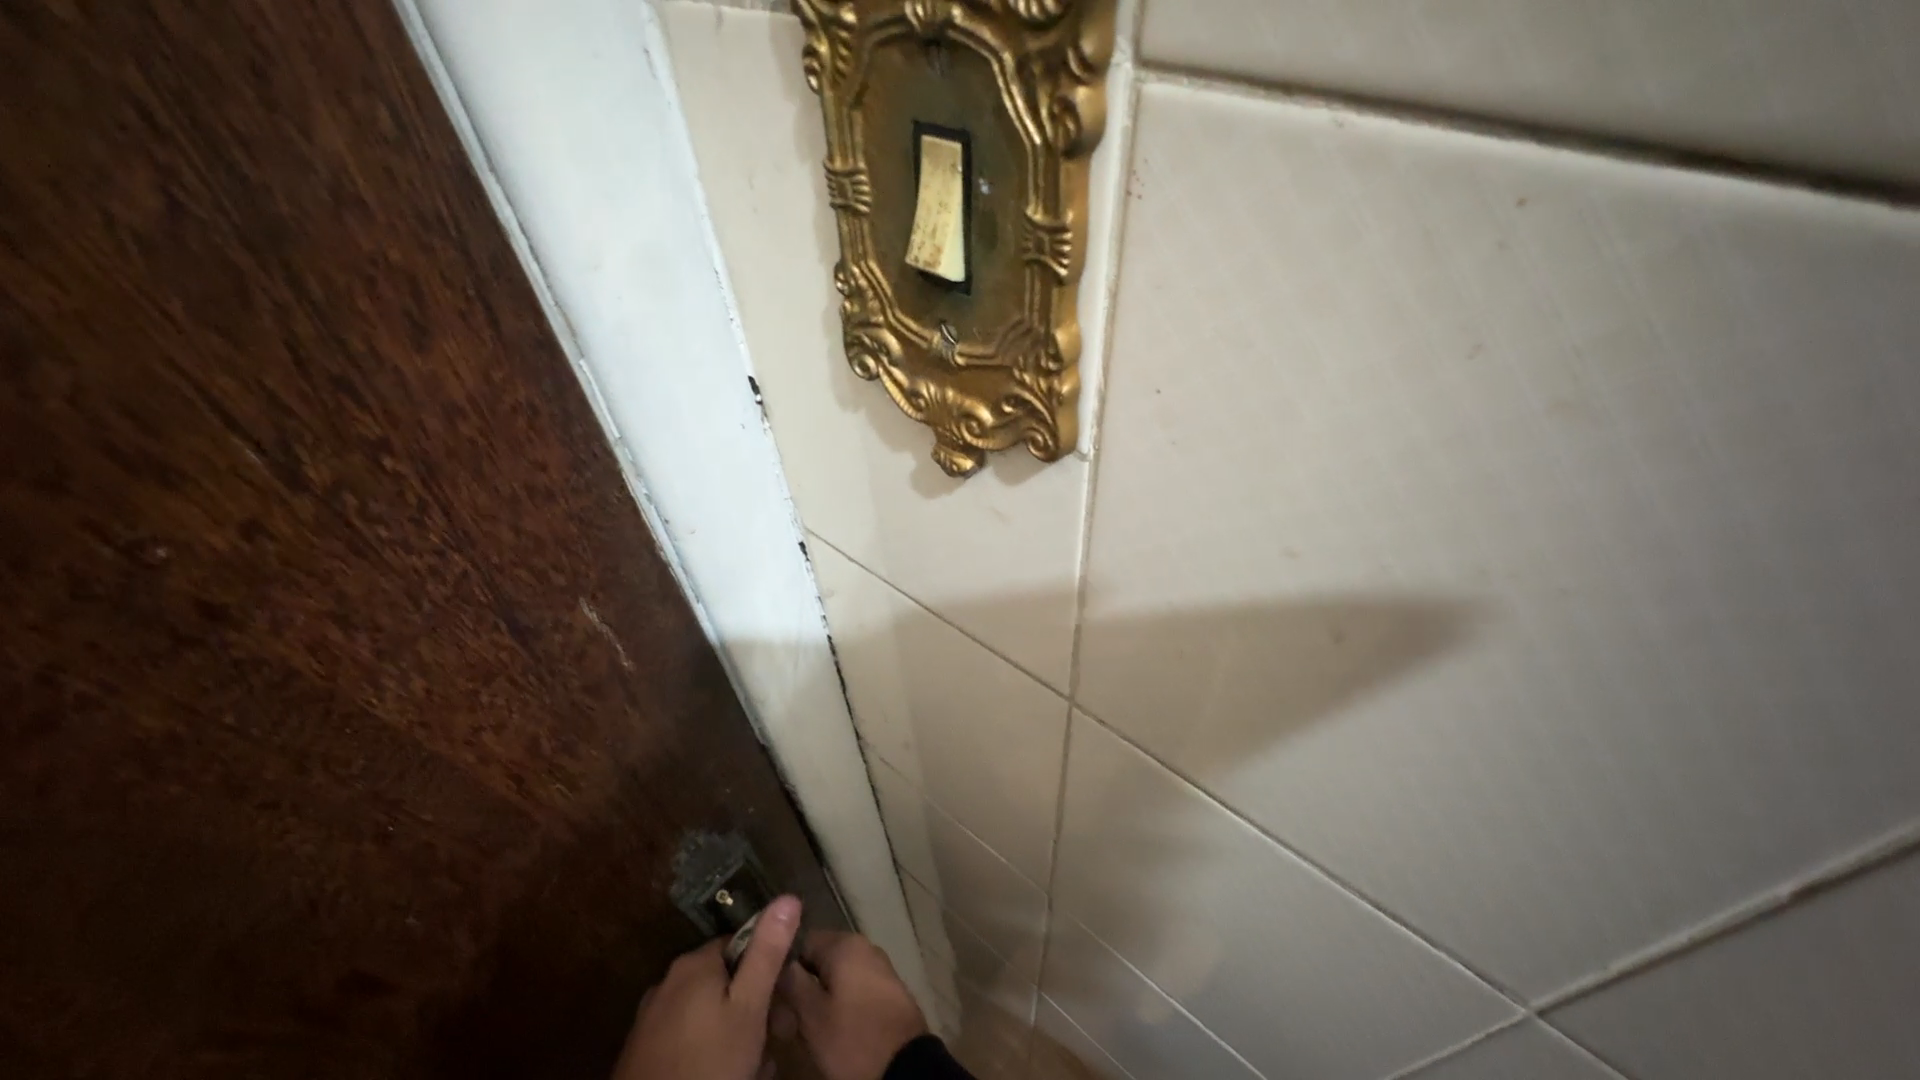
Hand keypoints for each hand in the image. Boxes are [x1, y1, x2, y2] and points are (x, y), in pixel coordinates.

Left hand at [610, 895, 801, 1079]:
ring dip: (735, 1031)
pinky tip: (725, 1071)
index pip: (741, 942)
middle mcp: (668, 981)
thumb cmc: (709, 1061)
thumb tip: (788, 897)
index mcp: (694, 963)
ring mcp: (652, 1017)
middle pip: (725, 979)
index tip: (784, 997)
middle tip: (775, 1038)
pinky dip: (710, 1048)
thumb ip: (767, 953)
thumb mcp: (750, 1007)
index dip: (767, 966)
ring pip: (709, 1012)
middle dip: (753, 1004)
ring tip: (755, 1064)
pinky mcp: (645, 1049)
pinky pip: (689, 1036)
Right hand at [778, 930, 928, 1079]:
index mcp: (846, 944)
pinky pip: (854, 989)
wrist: (906, 1068)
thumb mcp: (812, 1015)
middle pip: (820, 959)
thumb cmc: (853, 1038)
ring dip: (820, 997)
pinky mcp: (889, 992)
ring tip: (806, 1026)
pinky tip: (831, 1027)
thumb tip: (778, 961)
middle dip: (802, 984)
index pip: (802, 941)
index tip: (773, 993)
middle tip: (787, 1016)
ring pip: (837, 976)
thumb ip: (792, 982)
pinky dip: (840, 1004)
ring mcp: (880, 969)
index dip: (782, 965)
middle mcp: (866, 947)